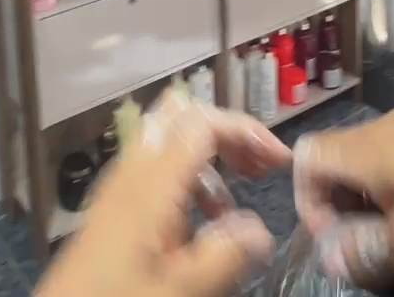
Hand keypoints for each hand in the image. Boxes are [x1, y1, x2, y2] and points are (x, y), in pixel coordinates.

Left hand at [38, 92, 291, 296]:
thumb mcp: (176, 291)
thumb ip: (222, 257)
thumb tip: (260, 230)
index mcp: (151, 182)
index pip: (203, 121)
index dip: (245, 129)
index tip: (278, 159)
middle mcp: (134, 168)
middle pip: (183, 114)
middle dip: (226, 131)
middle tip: (257, 166)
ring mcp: (120, 181)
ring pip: (170, 138)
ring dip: (208, 158)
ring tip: (231, 208)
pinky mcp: (114, 201)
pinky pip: (157, 167)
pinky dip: (187, 178)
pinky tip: (200, 222)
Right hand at [293, 108, 393, 296]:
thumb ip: (361, 253)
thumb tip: (333, 252)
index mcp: (374, 144)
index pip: (309, 154)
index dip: (307, 203)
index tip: (338, 246)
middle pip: (343, 158)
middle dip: (345, 209)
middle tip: (372, 257)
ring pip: (380, 162)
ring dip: (378, 206)